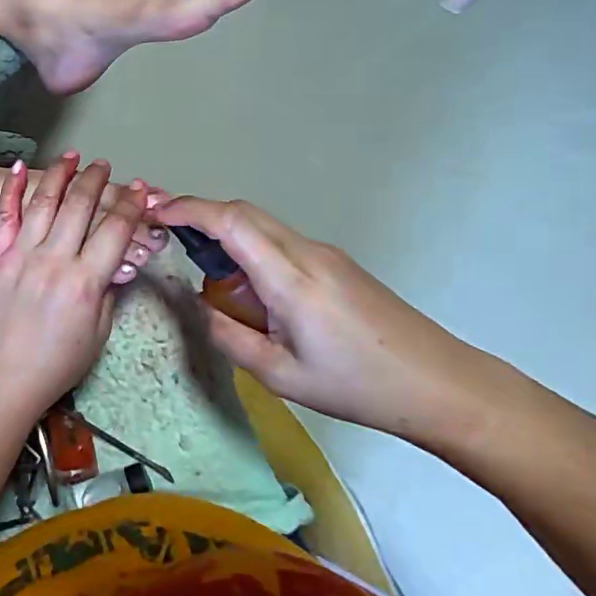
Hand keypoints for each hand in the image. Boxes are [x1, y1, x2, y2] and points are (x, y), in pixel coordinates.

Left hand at [0, 154, 146, 417]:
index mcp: (85, 282)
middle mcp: (54, 260)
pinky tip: (20, 165)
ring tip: (74, 155)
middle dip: (97, 180)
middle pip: (81, 206)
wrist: (4, 376)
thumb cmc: (59, 361)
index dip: (132, 205)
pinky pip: (4, 214)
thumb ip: (109, 288)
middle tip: (105, 165)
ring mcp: (21, 254)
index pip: (116, 229)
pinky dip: (12, 188)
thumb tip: (119, 256)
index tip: (141, 189)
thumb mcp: (100, 330)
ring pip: (45, 201)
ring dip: (61, 174)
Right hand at [154, 196, 495, 443]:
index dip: (188, 209)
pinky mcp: (336, 263)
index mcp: (291, 278)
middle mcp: (307, 253)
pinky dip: (249, 249)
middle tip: (166, 236)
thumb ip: (227, 335)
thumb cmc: (357, 387)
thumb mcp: (279, 375)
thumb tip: (194, 305)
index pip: (230, 222)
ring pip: (261, 225)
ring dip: (225, 235)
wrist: (441, 385)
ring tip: (203, 272)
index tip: (155, 213)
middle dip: (199, 215)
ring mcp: (325, 254)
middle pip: (243, 212)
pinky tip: (248, 290)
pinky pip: (280, 242)